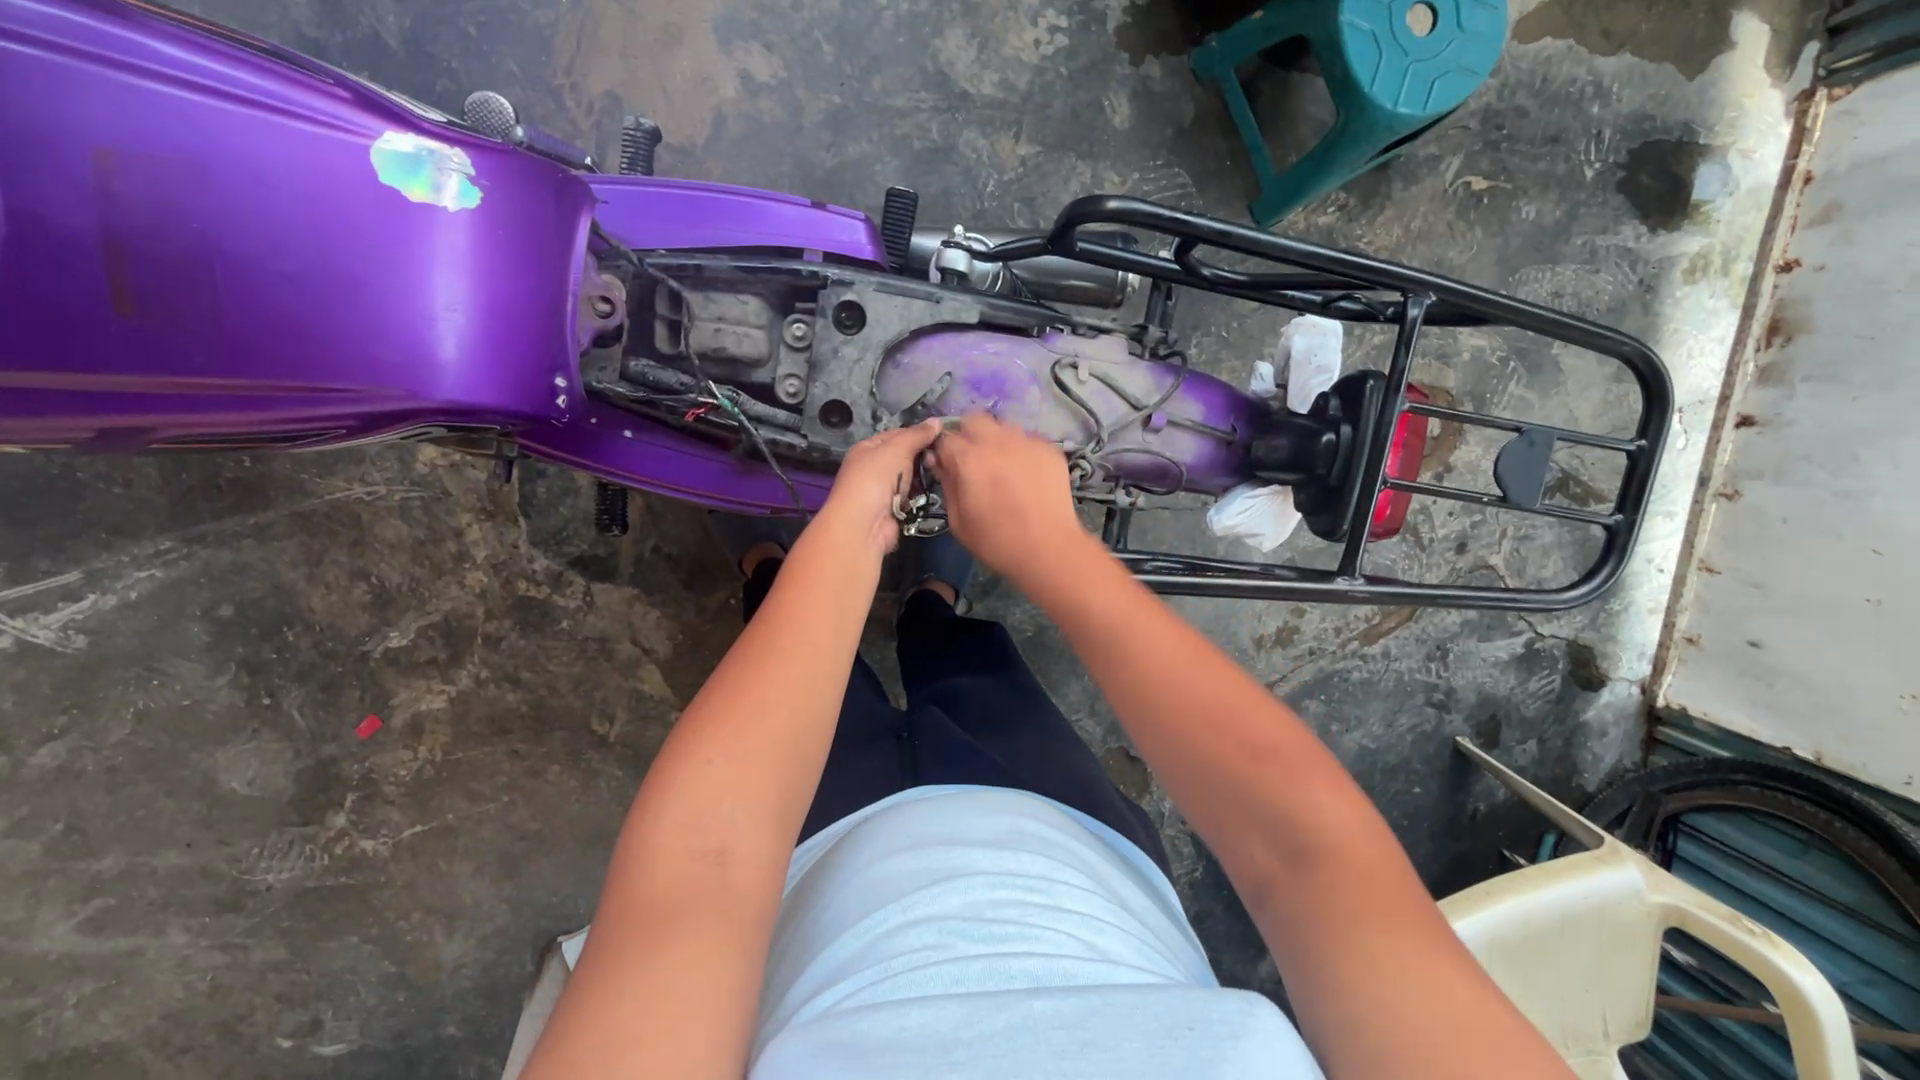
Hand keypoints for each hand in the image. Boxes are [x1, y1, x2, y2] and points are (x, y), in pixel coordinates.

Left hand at [811, 419, 943, 558]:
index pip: (897, 435)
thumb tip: (937, 420)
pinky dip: (921, 494)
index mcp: (868, 449)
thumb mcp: (897, 449)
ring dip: (923, 476)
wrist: (865, 524)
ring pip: (910, 477)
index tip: (942, 434)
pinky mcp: (893, 509)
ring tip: (943, 470)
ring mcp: (883, 490)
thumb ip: (917, 435)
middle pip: (904, 456)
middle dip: (923, 455)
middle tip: (946, 454)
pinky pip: (912, 496)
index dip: (918, 433)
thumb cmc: (876, 479)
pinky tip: (936, 490)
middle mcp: (874, 468)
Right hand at [928, 413, 1091, 584]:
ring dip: (997, 440)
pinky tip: (1027, 475)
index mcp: (968, 458)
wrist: (1048, 548)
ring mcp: (1026, 442)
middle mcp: (996, 441)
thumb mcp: (958, 521)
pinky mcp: (1049, 449)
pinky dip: (1022, 451)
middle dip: (969, 434)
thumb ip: (948, 485)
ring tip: (1003, 466)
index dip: (943, 451)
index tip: (946, 464)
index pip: (945, 438)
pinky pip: (1028, 440)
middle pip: (974, 419)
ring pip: (1004, 427)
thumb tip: (941, 464)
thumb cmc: (996, 541)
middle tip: (973, 459)